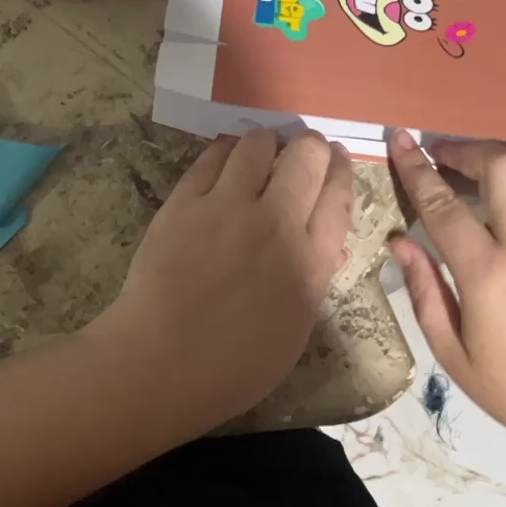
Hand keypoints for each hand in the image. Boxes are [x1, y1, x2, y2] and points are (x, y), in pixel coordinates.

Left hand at [93, 130, 354, 428]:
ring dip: (267, 144)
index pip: (338, 196)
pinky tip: (227, 159)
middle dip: (310, 147)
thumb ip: (315, 278)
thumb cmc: (235, 363)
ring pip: (258, 144)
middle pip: (306, 156)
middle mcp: (275, 222)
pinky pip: (213, 156)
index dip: (342, 169)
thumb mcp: (296, 328)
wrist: (162, 360)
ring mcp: (227, 206)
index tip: (339, 158)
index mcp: (310, 261)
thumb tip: (329, 246)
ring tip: (261, 155)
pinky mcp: (185, 200)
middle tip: (302, 153)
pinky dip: (227, 151)